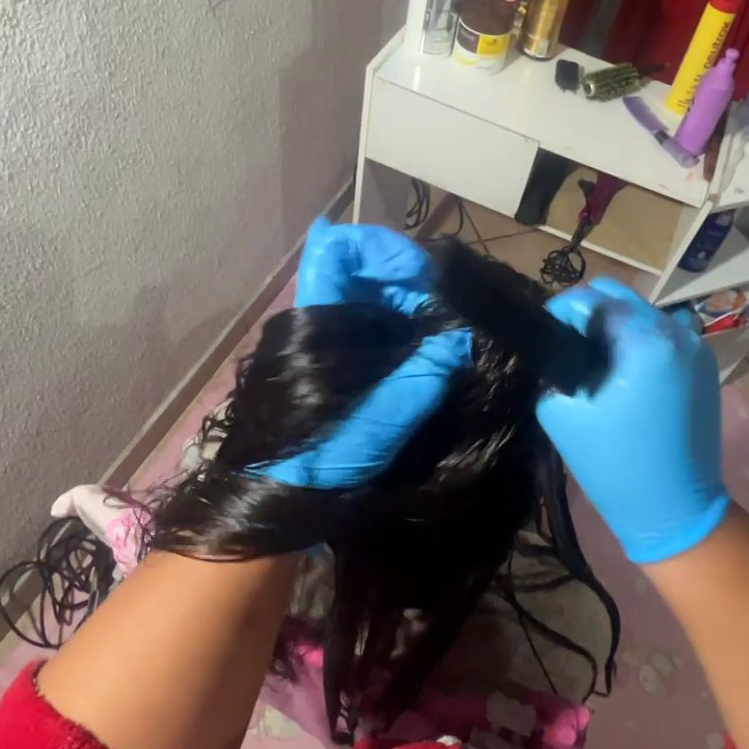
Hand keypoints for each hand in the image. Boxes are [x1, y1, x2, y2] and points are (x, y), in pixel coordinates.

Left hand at [261, 218, 470, 488]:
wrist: (284, 502)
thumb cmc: (323, 458)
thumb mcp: (382, 419)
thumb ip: (424, 376)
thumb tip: (463, 341)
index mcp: (315, 321)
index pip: (335, 248)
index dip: (379, 247)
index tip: (420, 276)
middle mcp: (316, 318)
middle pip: (361, 268)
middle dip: (406, 279)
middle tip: (441, 314)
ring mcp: (324, 339)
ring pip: (368, 296)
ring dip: (407, 305)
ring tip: (439, 336)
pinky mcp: (333, 361)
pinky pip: (369, 326)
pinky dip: (399, 329)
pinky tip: (424, 353)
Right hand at [536, 278, 725, 562]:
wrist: (675, 509)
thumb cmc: (614, 465)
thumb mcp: (563, 412)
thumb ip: (557, 366)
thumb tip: (561, 347)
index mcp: (644, 340)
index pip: (592, 299)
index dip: (561, 311)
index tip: (545, 333)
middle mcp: (675, 331)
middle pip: (620, 297)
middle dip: (589, 314)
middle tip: (567, 345)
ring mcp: (695, 347)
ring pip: (641, 313)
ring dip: (614, 327)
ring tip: (594, 362)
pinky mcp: (703, 365)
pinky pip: (661, 335)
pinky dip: (637, 343)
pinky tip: (622, 374)